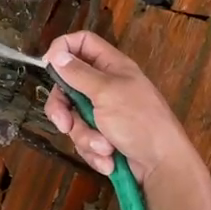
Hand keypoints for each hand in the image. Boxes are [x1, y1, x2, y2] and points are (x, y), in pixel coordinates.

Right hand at [43, 31, 199, 184]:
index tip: (48, 65)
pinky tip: (109, 158)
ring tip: (104, 147)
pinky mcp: (102, 135)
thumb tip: (57, 54)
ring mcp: (103, 112)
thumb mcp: (106, 93)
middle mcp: (105, 86)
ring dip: (85, 136)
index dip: (63, 48)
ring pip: (73, 116)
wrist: (162, 166)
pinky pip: (83, 137)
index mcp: (111, 67)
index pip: (82, 43)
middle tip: (64, 123)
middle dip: (64, 109)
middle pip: (68, 85)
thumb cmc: (140, 122)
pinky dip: (93, 150)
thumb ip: (79, 73)